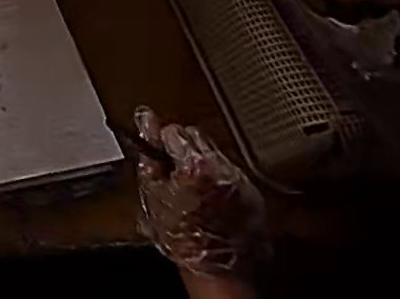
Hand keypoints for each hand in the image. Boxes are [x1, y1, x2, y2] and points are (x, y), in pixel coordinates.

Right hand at [134, 106, 266, 278]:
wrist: (219, 275)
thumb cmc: (184, 238)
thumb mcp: (153, 193)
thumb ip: (149, 156)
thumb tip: (145, 125)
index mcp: (195, 164)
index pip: (173, 131)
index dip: (160, 140)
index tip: (156, 150)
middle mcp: (222, 168)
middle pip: (196, 136)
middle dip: (182, 148)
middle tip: (173, 169)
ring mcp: (241, 182)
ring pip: (214, 153)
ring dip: (201, 162)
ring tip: (192, 187)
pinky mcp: (254, 196)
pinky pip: (230, 173)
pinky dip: (218, 179)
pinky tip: (209, 197)